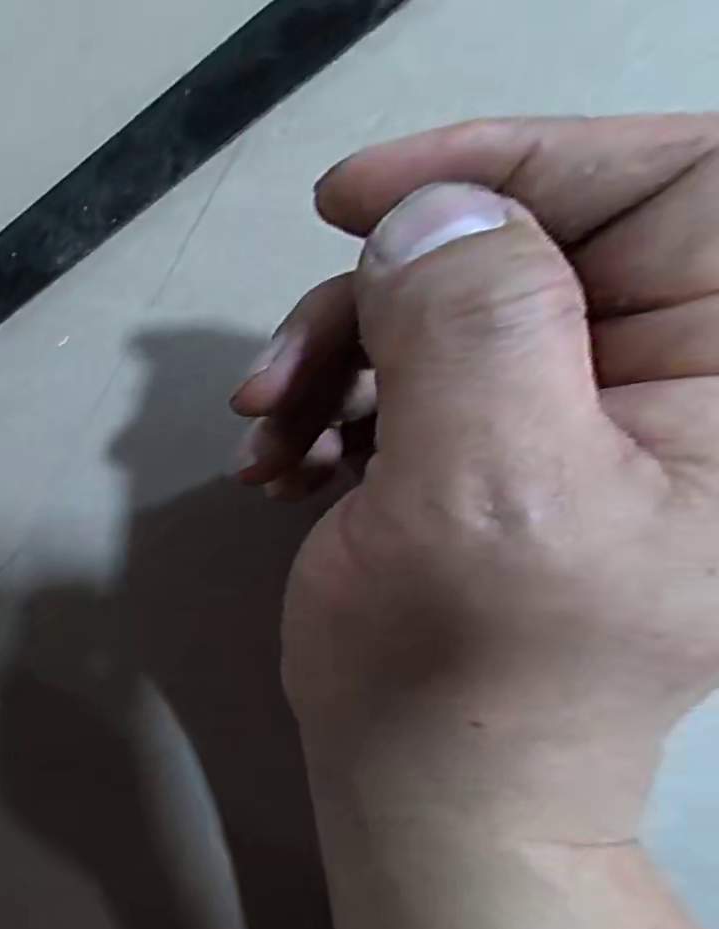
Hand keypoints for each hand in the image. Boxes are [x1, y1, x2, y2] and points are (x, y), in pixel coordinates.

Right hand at [231, 116, 718, 840]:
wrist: (419, 759)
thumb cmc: (469, 651)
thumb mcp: (482, 487)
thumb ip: (468, 334)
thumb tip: (422, 213)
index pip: (667, 187)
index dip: (505, 165)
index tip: (352, 192)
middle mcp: (668, 375)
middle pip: (500, 259)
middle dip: (360, 311)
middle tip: (268, 384)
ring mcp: (556, 414)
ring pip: (418, 322)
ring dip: (318, 374)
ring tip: (264, 445)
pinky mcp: (469, 447)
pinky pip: (382, 383)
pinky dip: (314, 416)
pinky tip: (281, 468)